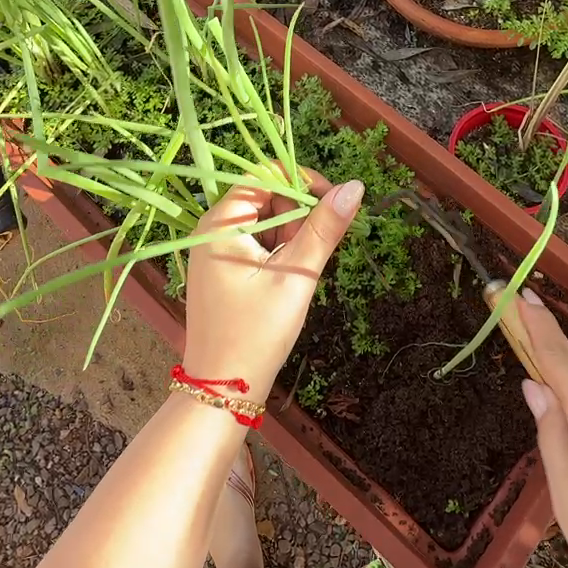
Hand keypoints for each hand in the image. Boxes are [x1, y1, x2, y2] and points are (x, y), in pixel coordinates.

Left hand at [181, 169, 361, 397]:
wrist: (223, 391)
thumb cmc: (257, 332)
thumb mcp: (297, 275)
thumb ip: (324, 228)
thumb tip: (355, 186)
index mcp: (220, 223)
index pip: (263, 176)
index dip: (300, 181)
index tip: (332, 201)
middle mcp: (212, 230)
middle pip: (264, 198)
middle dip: (297, 214)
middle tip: (316, 249)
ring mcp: (214, 251)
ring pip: (263, 222)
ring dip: (290, 235)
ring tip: (300, 271)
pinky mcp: (221, 270)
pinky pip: (255, 244)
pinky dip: (278, 252)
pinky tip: (289, 278)